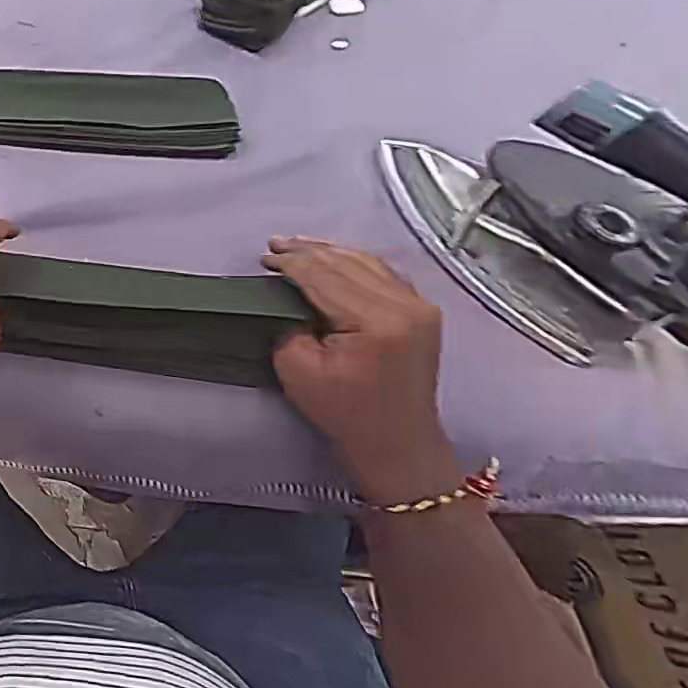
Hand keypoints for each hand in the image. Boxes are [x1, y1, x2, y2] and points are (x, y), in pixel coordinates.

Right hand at [264, 238, 461, 505]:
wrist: (396, 442)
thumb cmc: (344, 413)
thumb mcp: (298, 373)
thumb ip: (289, 329)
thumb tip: (290, 301)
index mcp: (377, 321)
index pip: (325, 277)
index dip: (292, 264)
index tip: (266, 259)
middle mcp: (406, 305)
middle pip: (348, 263)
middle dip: (308, 252)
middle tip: (274, 246)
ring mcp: (420, 306)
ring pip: (368, 262)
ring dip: (330, 252)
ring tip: (298, 247)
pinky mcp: (422, 312)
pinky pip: (383, 274)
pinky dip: (353, 263)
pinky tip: (333, 259)